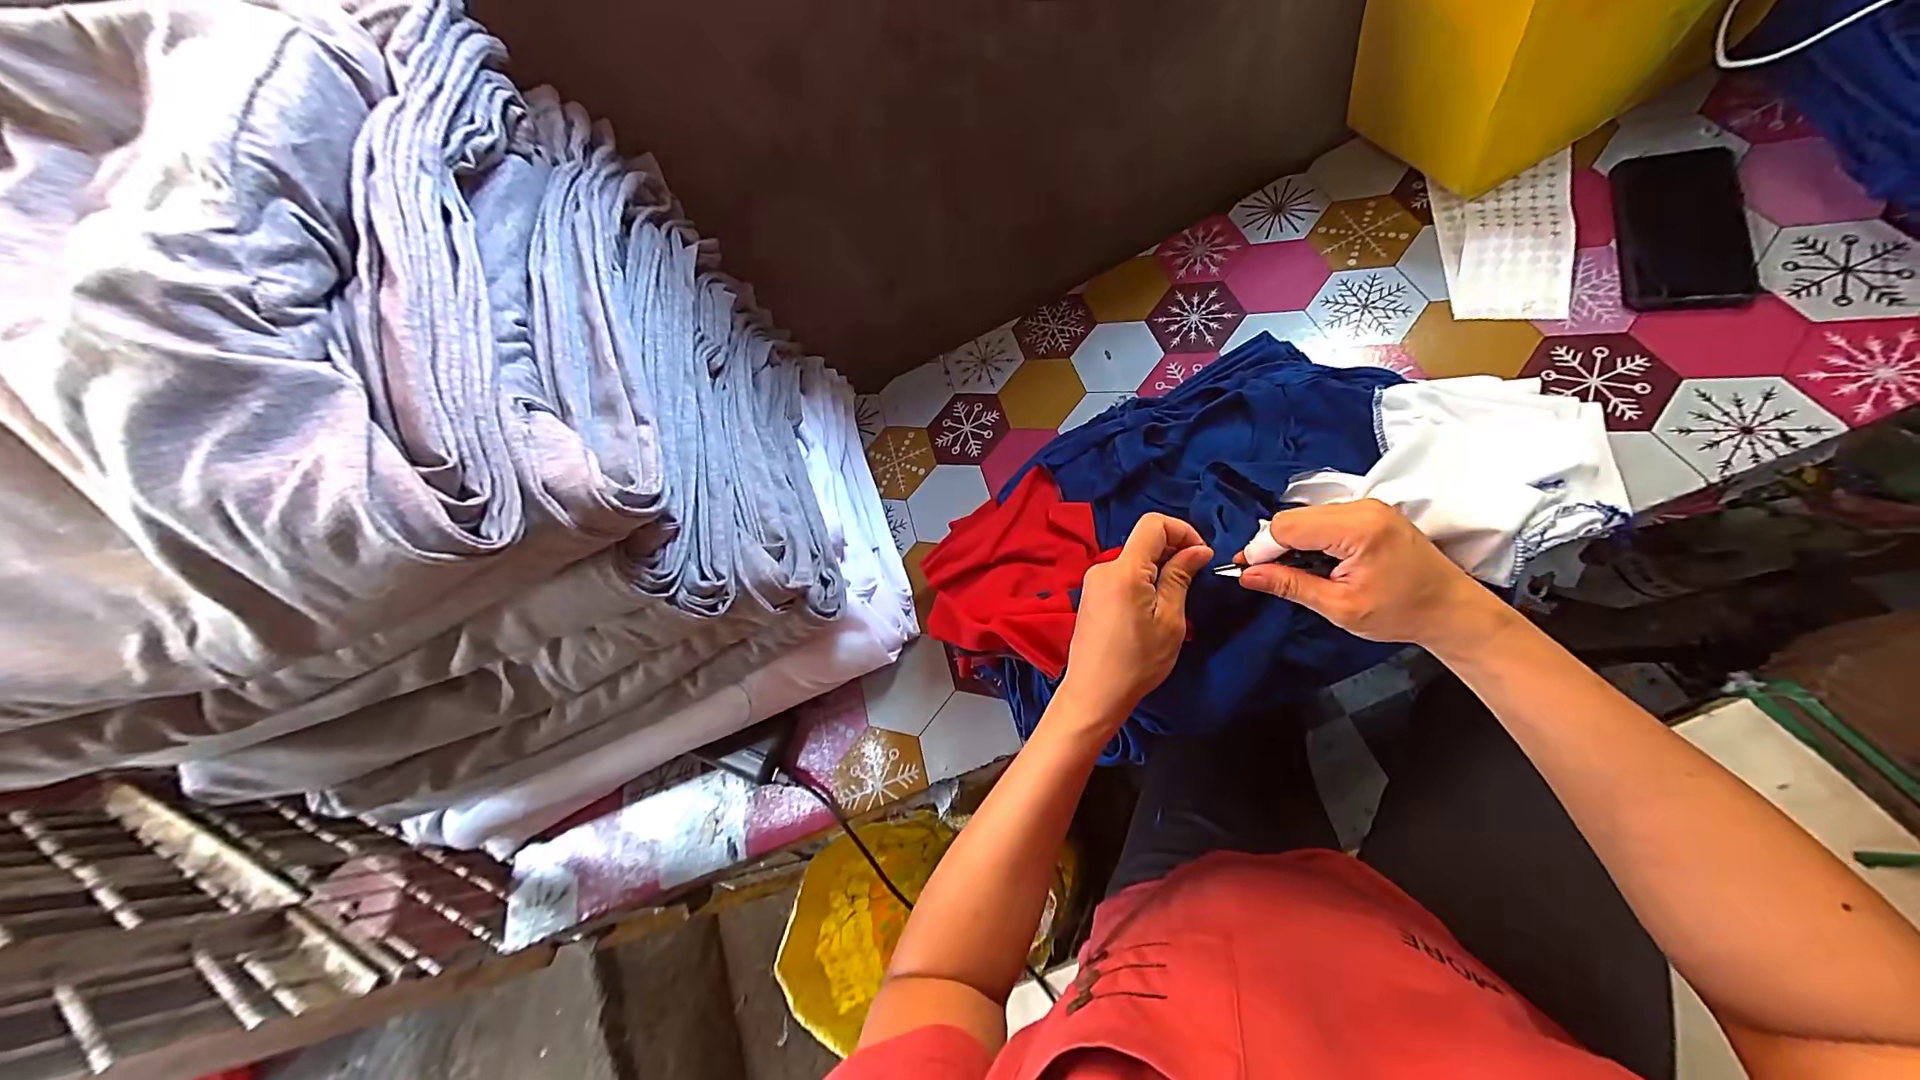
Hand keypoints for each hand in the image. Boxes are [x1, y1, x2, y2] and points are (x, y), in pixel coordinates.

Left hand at [1056, 513, 1212, 723]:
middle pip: (1144, 542)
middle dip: (1173, 552)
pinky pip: (1122, 576)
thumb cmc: (1136, 662)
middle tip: (1193, 581)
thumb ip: (1181, 577)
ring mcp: (1094, 582)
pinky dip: (1143, 582)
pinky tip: (1152, 609)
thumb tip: (1198, 550)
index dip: (1183, 531)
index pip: (1153, 524)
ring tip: (1173, 602)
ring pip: (1134, 560)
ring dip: (1159, 570)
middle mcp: (1103, 568)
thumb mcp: (1170, 620)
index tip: (1201, 555)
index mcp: (1123, 570)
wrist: (1094, 693)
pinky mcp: (1091, 595)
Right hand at [1236, 500, 1513, 653]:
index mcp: (1357, 529)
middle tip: (1267, 574)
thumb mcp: (1338, 606)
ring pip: (1304, 516)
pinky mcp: (1369, 512)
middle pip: (1292, 517)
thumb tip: (1248, 575)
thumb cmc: (1403, 612)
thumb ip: (1289, 585)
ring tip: (1296, 572)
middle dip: (1273, 545)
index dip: (1261, 549)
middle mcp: (1363, 508)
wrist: (1452, 610)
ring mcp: (1368, 507)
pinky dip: (1309, 537)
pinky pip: (1322, 517)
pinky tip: (1315, 561)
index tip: (1248, 571)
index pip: (1285, 526)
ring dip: (1291, 542)